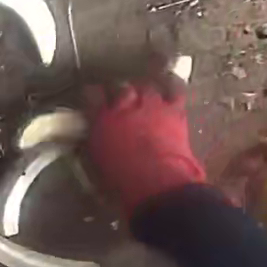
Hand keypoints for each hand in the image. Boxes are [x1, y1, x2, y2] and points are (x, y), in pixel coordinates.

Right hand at [83, 68, 206, 212]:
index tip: (91, 98)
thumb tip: (94, 137)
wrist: (156, 181)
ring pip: (144, 85)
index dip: (91, 94)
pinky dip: (171, 85)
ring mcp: (150, 104)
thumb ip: (94, 141)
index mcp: (100, 117)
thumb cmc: (120, 178)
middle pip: (119, 85)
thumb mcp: (96, 159)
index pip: (91, 93)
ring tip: (143, 95)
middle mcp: (123, 104)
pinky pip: (174, 88)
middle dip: (118, 91)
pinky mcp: (174, 109)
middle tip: (118, 99)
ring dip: (142, 89)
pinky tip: (169, 84)